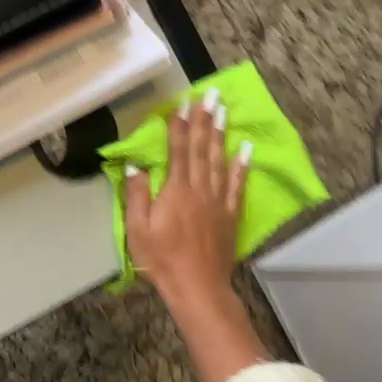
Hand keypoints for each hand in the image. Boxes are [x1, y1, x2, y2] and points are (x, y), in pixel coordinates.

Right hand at [123, 91, 249, 308]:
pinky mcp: (230, 215)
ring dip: (221, 134)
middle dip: (205, 120)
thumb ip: (137, 195)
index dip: (180, 125)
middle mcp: (200, 189)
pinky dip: (242, 165)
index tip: (184, 103)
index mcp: (175, 191)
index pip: (178, 150)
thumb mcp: (137, 229)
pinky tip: (245, 150)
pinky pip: (238, 185)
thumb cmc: (161, 259)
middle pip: (202, 149)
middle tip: (211, 95)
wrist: (197, 287)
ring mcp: (218, 201)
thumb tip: (135, 164)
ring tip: (224, 111)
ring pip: (220, 161)